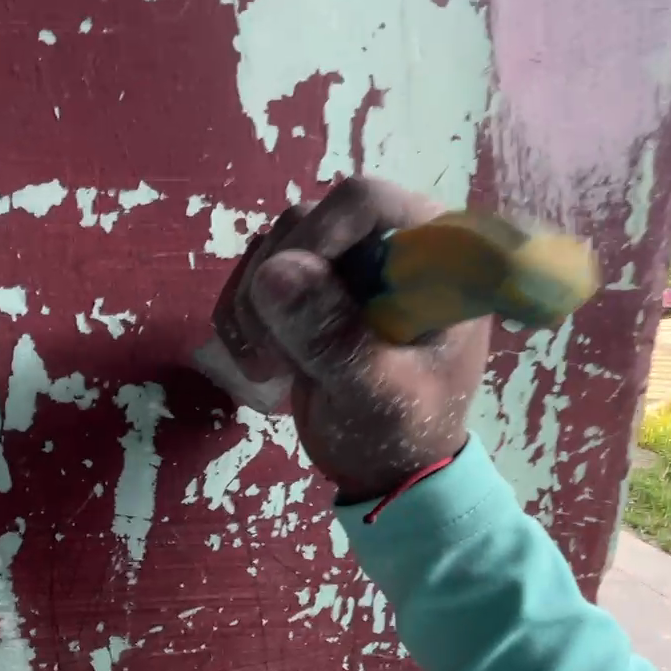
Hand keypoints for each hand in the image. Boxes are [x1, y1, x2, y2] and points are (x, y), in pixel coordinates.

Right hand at [212, 178, 490, 502]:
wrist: (382, 466)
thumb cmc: (401, 431)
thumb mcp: (374, 393)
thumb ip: (332, 336)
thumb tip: (272, 273)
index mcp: (431, 256)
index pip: (364, 203)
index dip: (316, 239)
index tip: (285, 298)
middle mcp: (385, 246)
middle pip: (301, 224)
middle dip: (274, 291)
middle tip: (280, 356)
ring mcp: (341, 266)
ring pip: (268, 250)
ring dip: (251, 310)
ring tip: (272, 366)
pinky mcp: (305, 290)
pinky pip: (249, 278)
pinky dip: (238, 320)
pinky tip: (259, 363)